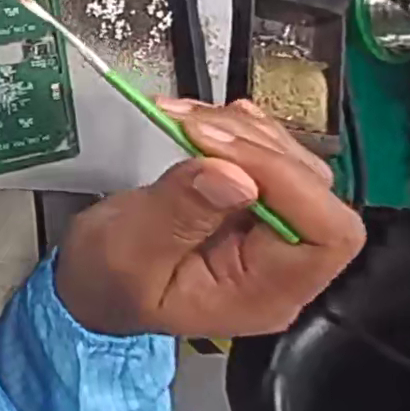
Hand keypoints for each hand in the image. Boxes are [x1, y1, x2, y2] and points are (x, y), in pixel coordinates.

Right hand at [52, 99, 364, 337]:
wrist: (86, 284)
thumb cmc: (103, 280)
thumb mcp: (127, 251)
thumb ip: (175, 215)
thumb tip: (232, 176)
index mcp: (263, 292)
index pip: (322, 231)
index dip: (281, 177)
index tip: (211, 143)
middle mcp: (279, 265)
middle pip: (311, 192)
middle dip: (251, 145)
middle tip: (187, 123)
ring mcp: (263, 235)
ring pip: (291, 169)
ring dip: (240, 133)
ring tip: (184, 117)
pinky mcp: (240, 208)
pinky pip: (262, 165)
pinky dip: (235, 134)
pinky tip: (208, 122)